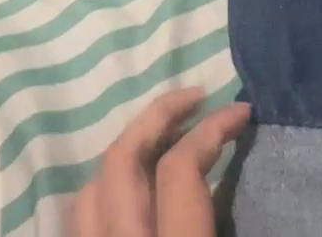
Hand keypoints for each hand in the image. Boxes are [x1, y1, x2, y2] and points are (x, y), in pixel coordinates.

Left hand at [68, 88, 250, 236]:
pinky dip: (105, 193)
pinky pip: (81, 222)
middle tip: (195, 99)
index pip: (179, 168)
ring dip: (126, 151)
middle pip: (120, 161)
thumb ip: (229, 219)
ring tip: (162, 139)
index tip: (240, 112)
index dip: (211, 129)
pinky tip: (133, 192)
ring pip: (89, 188)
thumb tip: (239, 175)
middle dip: (157, 116)